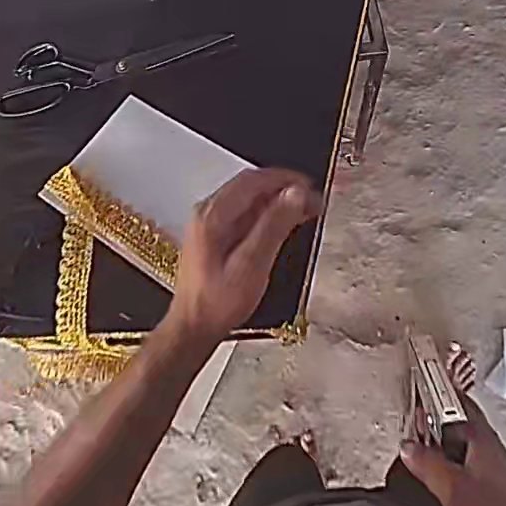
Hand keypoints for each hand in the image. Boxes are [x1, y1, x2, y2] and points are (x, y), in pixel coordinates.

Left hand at [167, 168, 320, 343]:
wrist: (194, 326)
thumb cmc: (217, 303)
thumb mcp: (252, 265)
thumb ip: (274, 226)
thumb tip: (294, 195)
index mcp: (212, 216)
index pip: (253, 180)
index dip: (285, 179)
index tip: (310, 186)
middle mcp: (207, 213)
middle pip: (250, 186)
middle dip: (284, 188)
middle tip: (312, 199)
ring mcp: (208, 223)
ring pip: (247, 199)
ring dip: (276, 200)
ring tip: (303, 210)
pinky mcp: (212, 235)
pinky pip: (243, 213)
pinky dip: (266, 213)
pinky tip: (283, 224)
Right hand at [401, 394, 505, 505]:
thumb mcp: (451, 488)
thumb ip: (426, 461)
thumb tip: (408, 445)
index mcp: (484, 441)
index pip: (458, 402)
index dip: (437, 390)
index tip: (419, 380)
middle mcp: (488, 451)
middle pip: (456, 421)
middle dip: (433, 416)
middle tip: (411, 413)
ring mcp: (488, 471)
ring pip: (457, 443)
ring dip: (436, 441)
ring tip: (415, 443)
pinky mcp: (485, 490)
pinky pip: (459, 464)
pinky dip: (442, 461)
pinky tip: (429, 473)